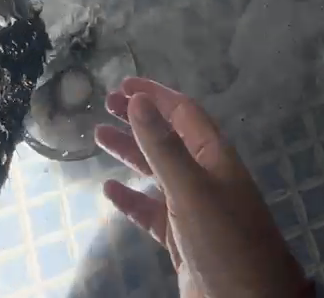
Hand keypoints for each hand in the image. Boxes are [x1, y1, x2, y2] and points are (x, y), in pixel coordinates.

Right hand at [94, 78, 310, 297]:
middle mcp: (204, 175)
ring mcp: (193, 208)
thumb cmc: (225, 238)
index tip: (123, 84)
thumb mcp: (191, 188)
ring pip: (157, 171)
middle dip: (139, 118)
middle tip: (107, 104)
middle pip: (167, 136)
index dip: (155, 94)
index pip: (182, 111)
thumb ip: (163, 146)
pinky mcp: (182, 239)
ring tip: (99, 137)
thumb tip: (138, 100)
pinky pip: (152, 211)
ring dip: (130, 152)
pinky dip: (131, 199)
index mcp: (214, 155)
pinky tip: (110, 191)